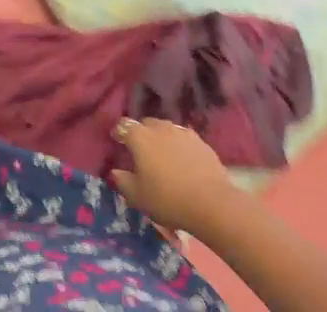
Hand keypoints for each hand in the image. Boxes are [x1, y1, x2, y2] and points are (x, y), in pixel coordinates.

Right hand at [110, 117, 235, 231]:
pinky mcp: (201, 142)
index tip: (117, 141)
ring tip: (162, 153)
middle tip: (140, 150)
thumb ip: (122, 181)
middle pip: (146, 123)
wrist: (211, 203)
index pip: (124, 125)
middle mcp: (160, 128)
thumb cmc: (167, 199)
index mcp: (140, 137)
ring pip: (166, 128)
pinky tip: (182, 158)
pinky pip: (184, 138)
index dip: (119, 132)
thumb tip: (115, 171)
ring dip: (160, 137)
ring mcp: (183, 132)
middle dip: (140, 133)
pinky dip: (179, 144)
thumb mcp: (137, 196)